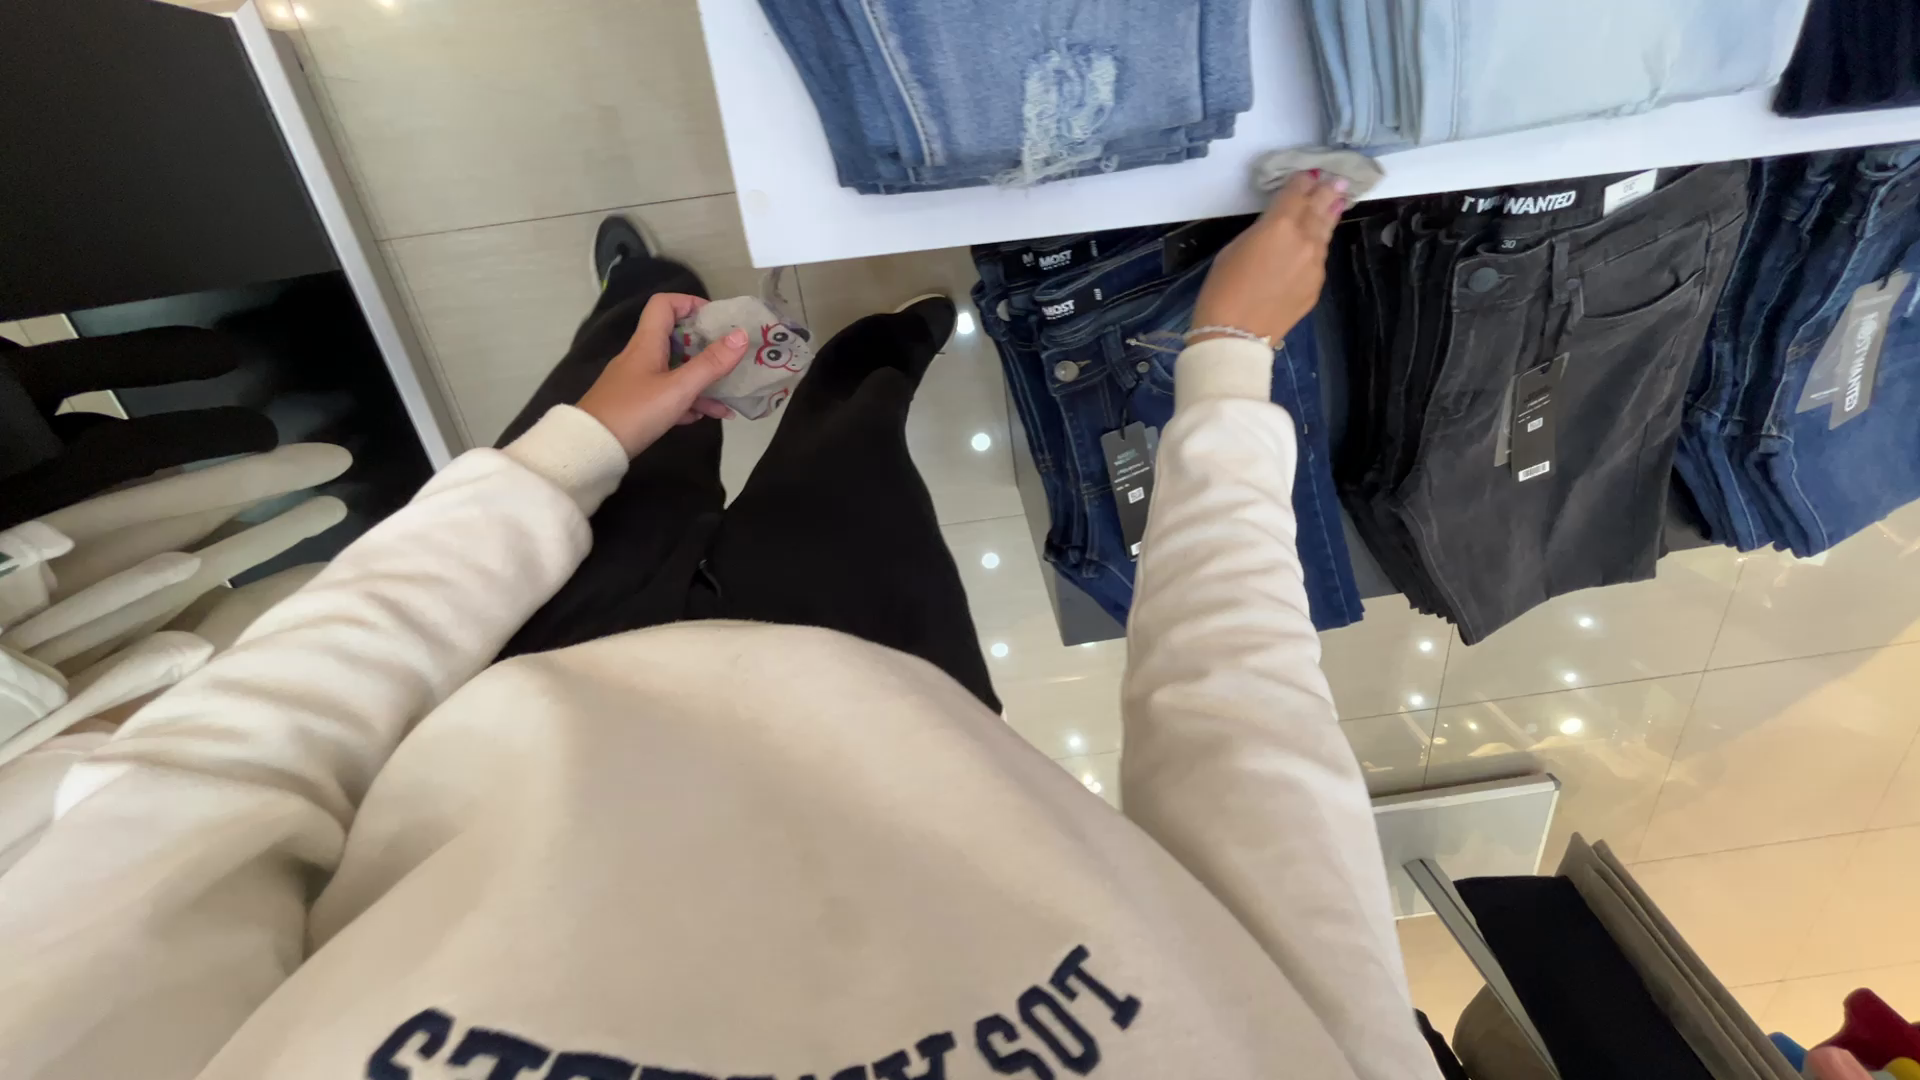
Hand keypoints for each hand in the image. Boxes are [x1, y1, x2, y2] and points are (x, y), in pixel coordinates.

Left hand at [577, 292, 749, 455]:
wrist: (594, 446)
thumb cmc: (636, 411)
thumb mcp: (679, 388)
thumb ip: (711, 363)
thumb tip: (741, 335)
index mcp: (647, 343)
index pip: (665, 305)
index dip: (690, 303)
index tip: (717, 319)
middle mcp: (642, 356)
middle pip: (676, 339)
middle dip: (707, 349)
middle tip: (731, 359)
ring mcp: (638, 381)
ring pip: (676, 371)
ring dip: (703, 382)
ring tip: (729, 400)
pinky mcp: (638, 403)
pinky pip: (669, 394)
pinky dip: (689, 401)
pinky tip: (705, 416)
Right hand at [1190, 171, 1347, 345]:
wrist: (1235, 336)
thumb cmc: (1221, 292)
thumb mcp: (1233, 250)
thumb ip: (1260, 232)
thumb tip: (1276, 227)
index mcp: (1279, 224)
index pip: (1298, 191)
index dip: (1302, 181)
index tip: (1306, 175)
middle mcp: (1305, 238)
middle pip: (1321, 205)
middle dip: (1327, 191)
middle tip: (1337, 180)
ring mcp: (1315, 263)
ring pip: (1325, 232)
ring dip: (1328, 216)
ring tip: (1336, 202)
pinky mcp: (1316, 285)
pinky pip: (1318, 260)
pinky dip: (1315, 249)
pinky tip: (1312, 247)